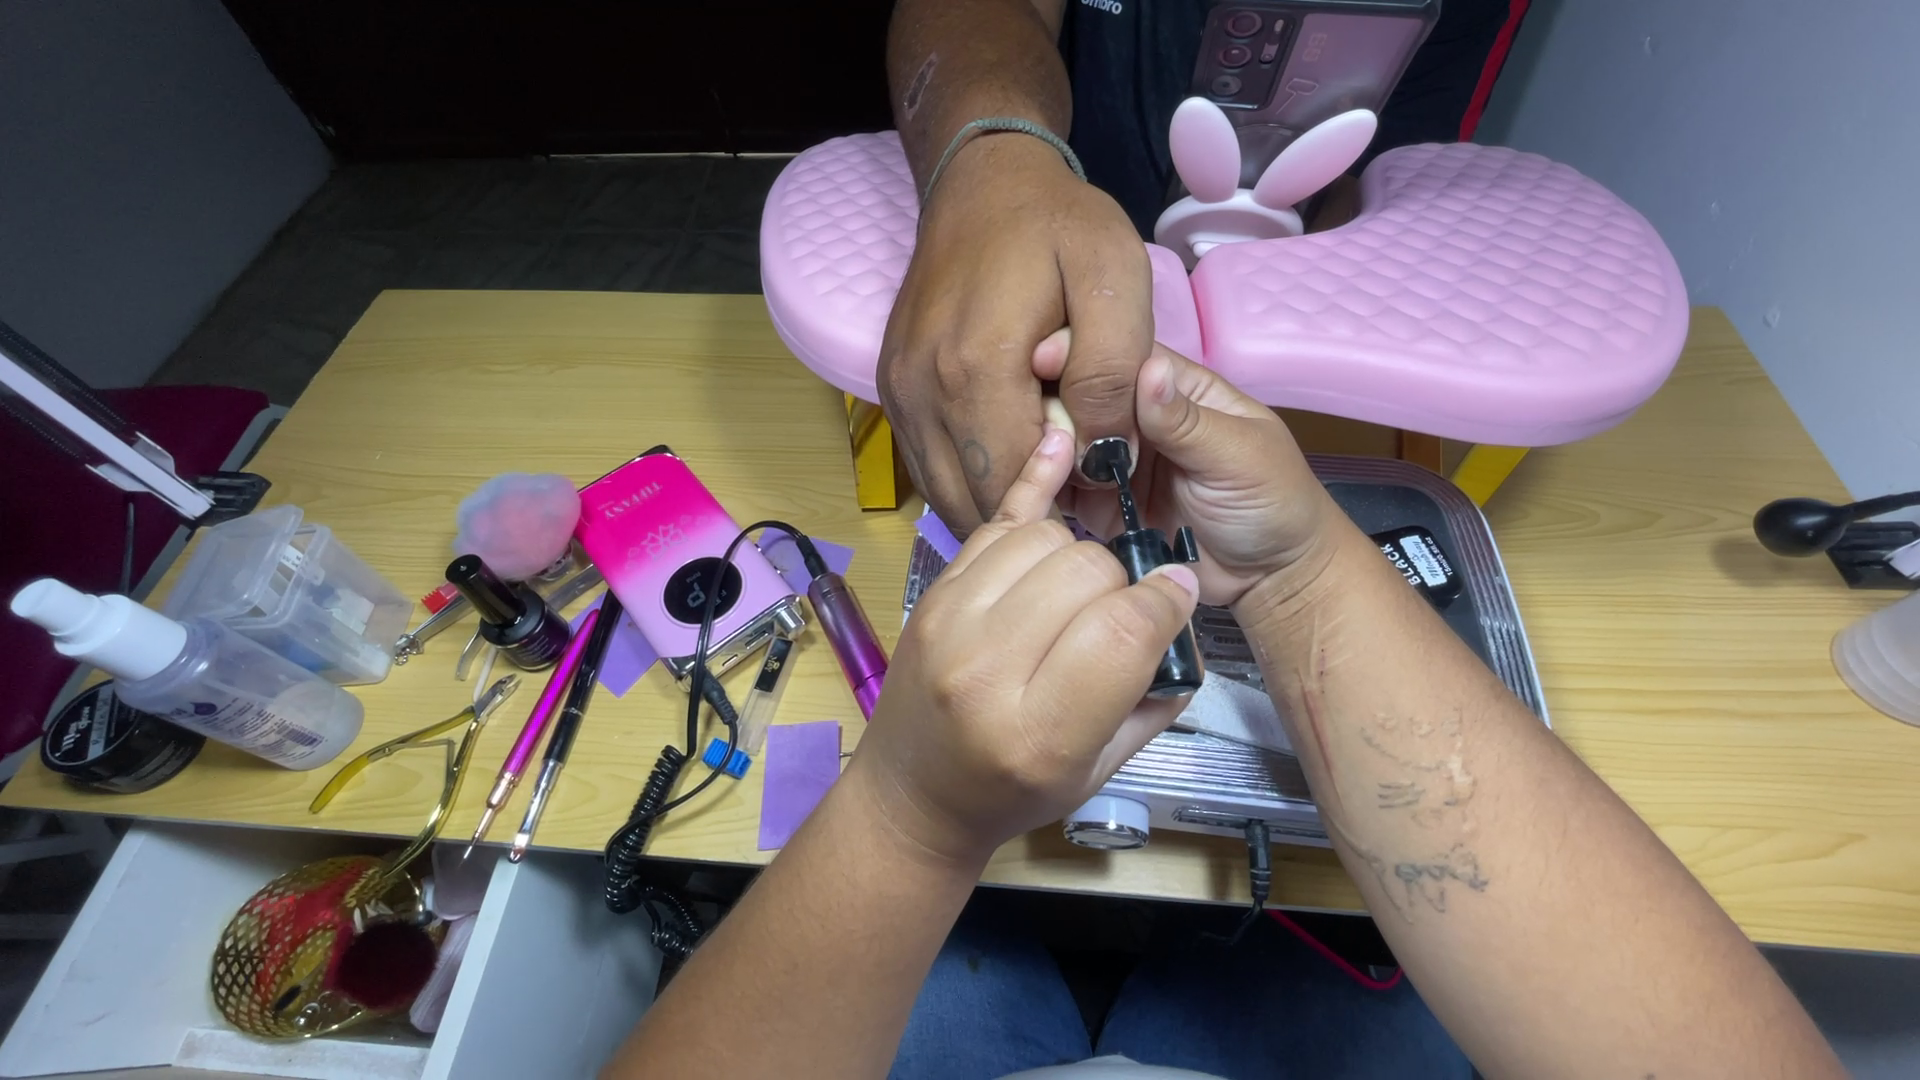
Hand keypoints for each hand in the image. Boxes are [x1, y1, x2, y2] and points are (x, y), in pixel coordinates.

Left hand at [849, 425, 1200, 865]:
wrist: (913, 797)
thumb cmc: (1010, 797)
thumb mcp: (1095, 773)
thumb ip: (1151, 700)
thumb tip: (1180, 614)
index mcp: (1038, 733)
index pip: (1121, 631)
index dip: (1164, 601)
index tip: (1176, 595)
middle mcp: (986, 671)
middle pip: (1082, 572)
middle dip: (1120, 580)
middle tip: (1119, 604)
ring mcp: (948, 623)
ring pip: (1042, 538)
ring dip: (1078, 551)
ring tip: (1080, 584)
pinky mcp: (931, 595)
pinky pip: (991, 522)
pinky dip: (1032, 484)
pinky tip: (1060, 444)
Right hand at [879, 133, 1151, 534]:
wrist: (982, 182)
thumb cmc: (1056, 225)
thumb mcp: (1114, 276)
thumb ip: (1113, 371)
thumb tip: (1101, 456)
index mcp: (976, 369)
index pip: (1014, 483)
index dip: (1062, 503)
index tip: (1098, 490)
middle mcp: (921, 394)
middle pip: (976, 500)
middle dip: (1030, 511)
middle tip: (1076, 491)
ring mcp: (898, 396)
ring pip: (946, 495)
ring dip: (995, 503)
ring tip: (1043, 479)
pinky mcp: (891, 393)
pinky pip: (927, 469)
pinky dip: (967, 483)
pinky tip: (1003, 462)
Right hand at [1056, 344, 1345, 610]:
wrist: (1268, 577)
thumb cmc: (1270, 502)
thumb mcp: (1237, 454)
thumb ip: (1186, 420)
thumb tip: (1148, 369)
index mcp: (1170, 389)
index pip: (1117, 356)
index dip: (1079, 353)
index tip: (1042, 362)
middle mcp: (1131, 418)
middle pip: (1076, 394)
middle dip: (1055, 404)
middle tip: (1055, 434)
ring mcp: (1109, 462)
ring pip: (1058, 439)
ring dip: (1043, 445)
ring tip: (1042, 462)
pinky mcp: (1095, 505)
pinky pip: (1057, 487)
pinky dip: (1040, 484)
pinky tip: (1033, 487)